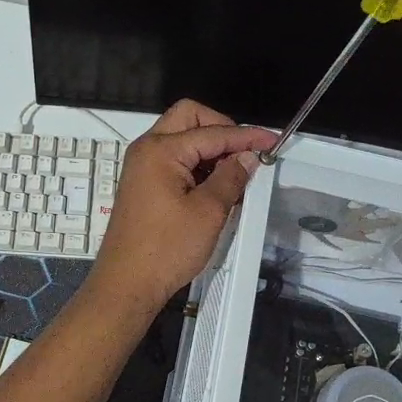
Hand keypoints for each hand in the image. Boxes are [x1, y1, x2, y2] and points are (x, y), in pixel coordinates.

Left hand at [88, 100, 275, 310]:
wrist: (127, 283)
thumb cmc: (167, 249)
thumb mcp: (208, 212)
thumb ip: (230, 178)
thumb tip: (247, 157)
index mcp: (161, 150)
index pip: (212, 132)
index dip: (246, 136)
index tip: (274, 142)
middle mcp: (147, 149)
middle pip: (189, 118)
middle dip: (221, 130)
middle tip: (245, 154)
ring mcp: (141, 165)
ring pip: (180, 136)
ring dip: (208, 147)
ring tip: (234, 174)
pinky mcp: (142, 183)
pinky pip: (173, 158)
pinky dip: (195, 163)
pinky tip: (214, 185)